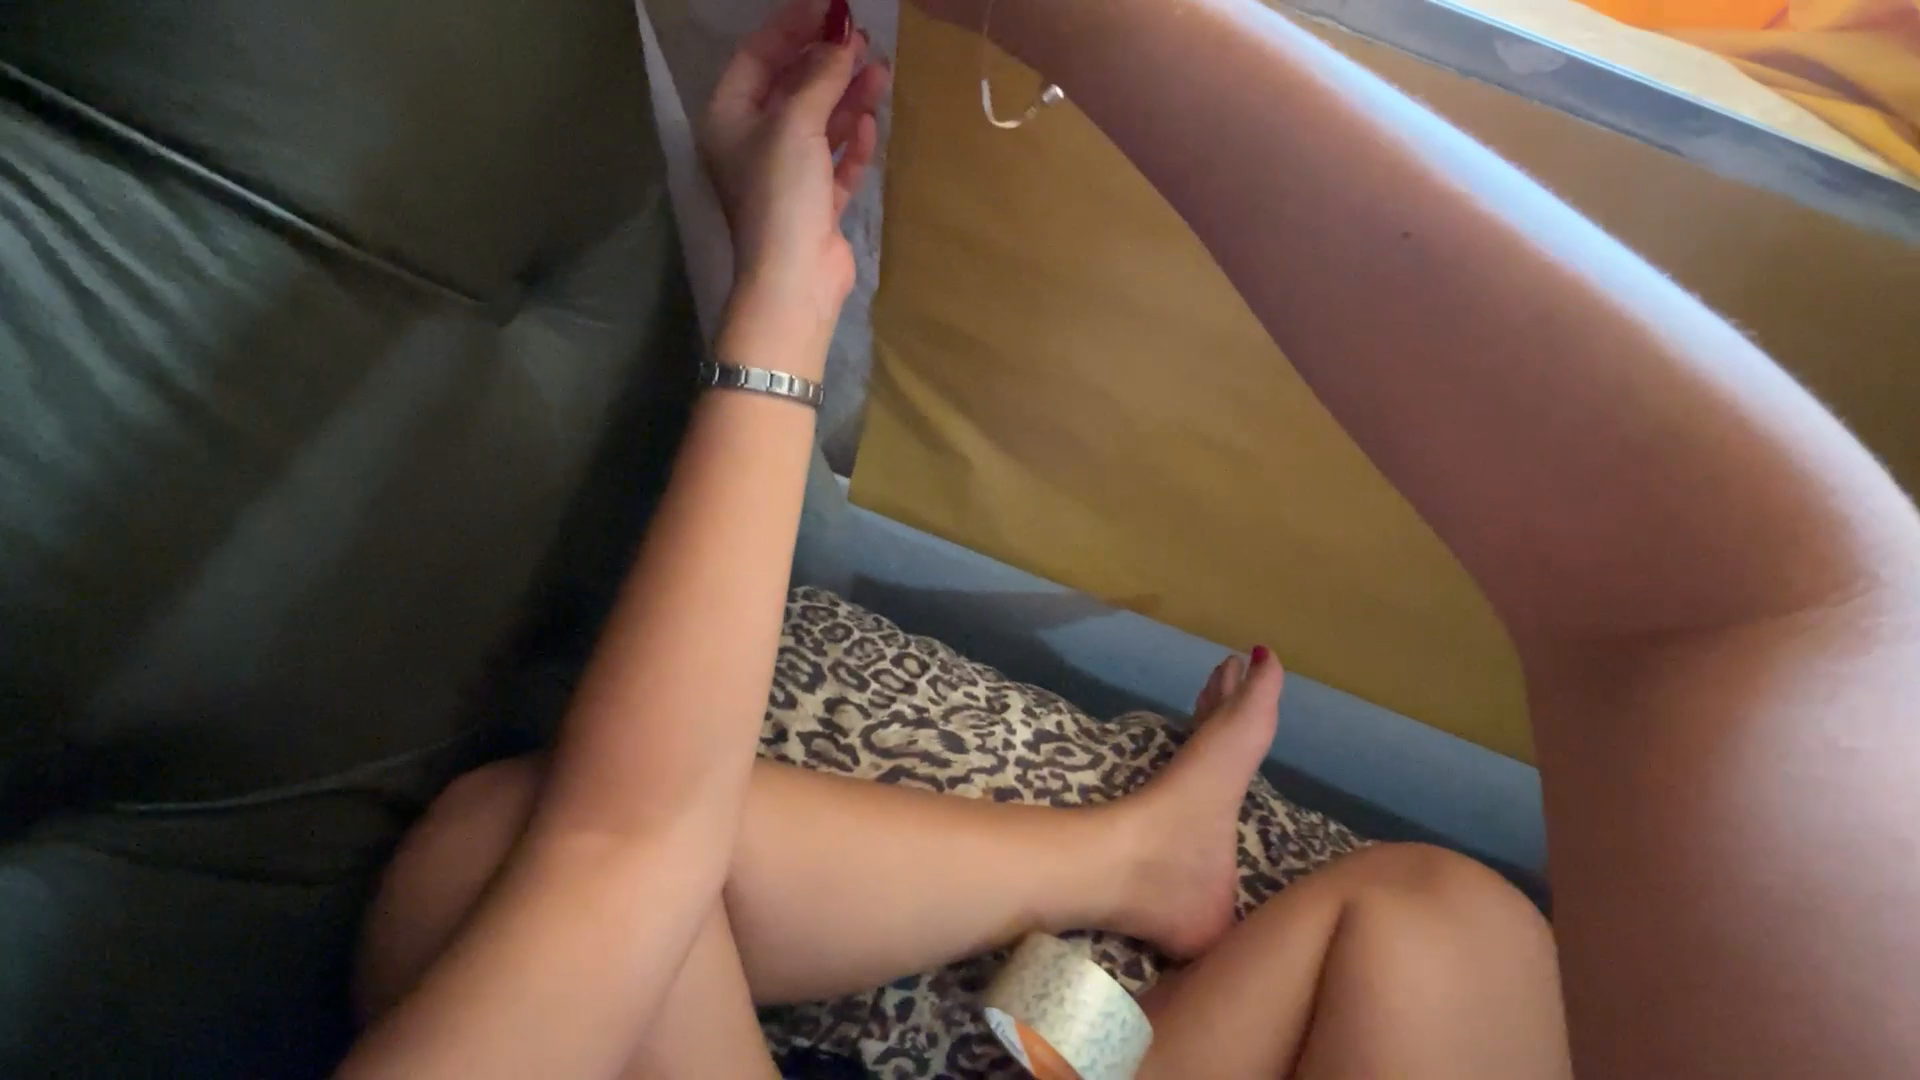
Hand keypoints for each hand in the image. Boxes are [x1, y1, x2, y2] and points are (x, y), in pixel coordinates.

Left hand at [701, 0, 889, 366]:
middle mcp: (754, 145)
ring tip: (880, 74)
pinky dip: (852, 145)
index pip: (759, 57)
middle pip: (793, 90)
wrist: (795, 278)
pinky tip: (870, 125)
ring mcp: (787, 178)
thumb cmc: (781, 194)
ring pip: (820, 127)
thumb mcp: (795, 122)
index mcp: (729, 119)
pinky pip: (835, 165)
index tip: (831, 9)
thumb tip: (843, 41)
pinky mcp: (816, 206)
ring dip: (847, 101)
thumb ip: (820, 76)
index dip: (793, 28)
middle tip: (863, 42)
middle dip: (828, 65)